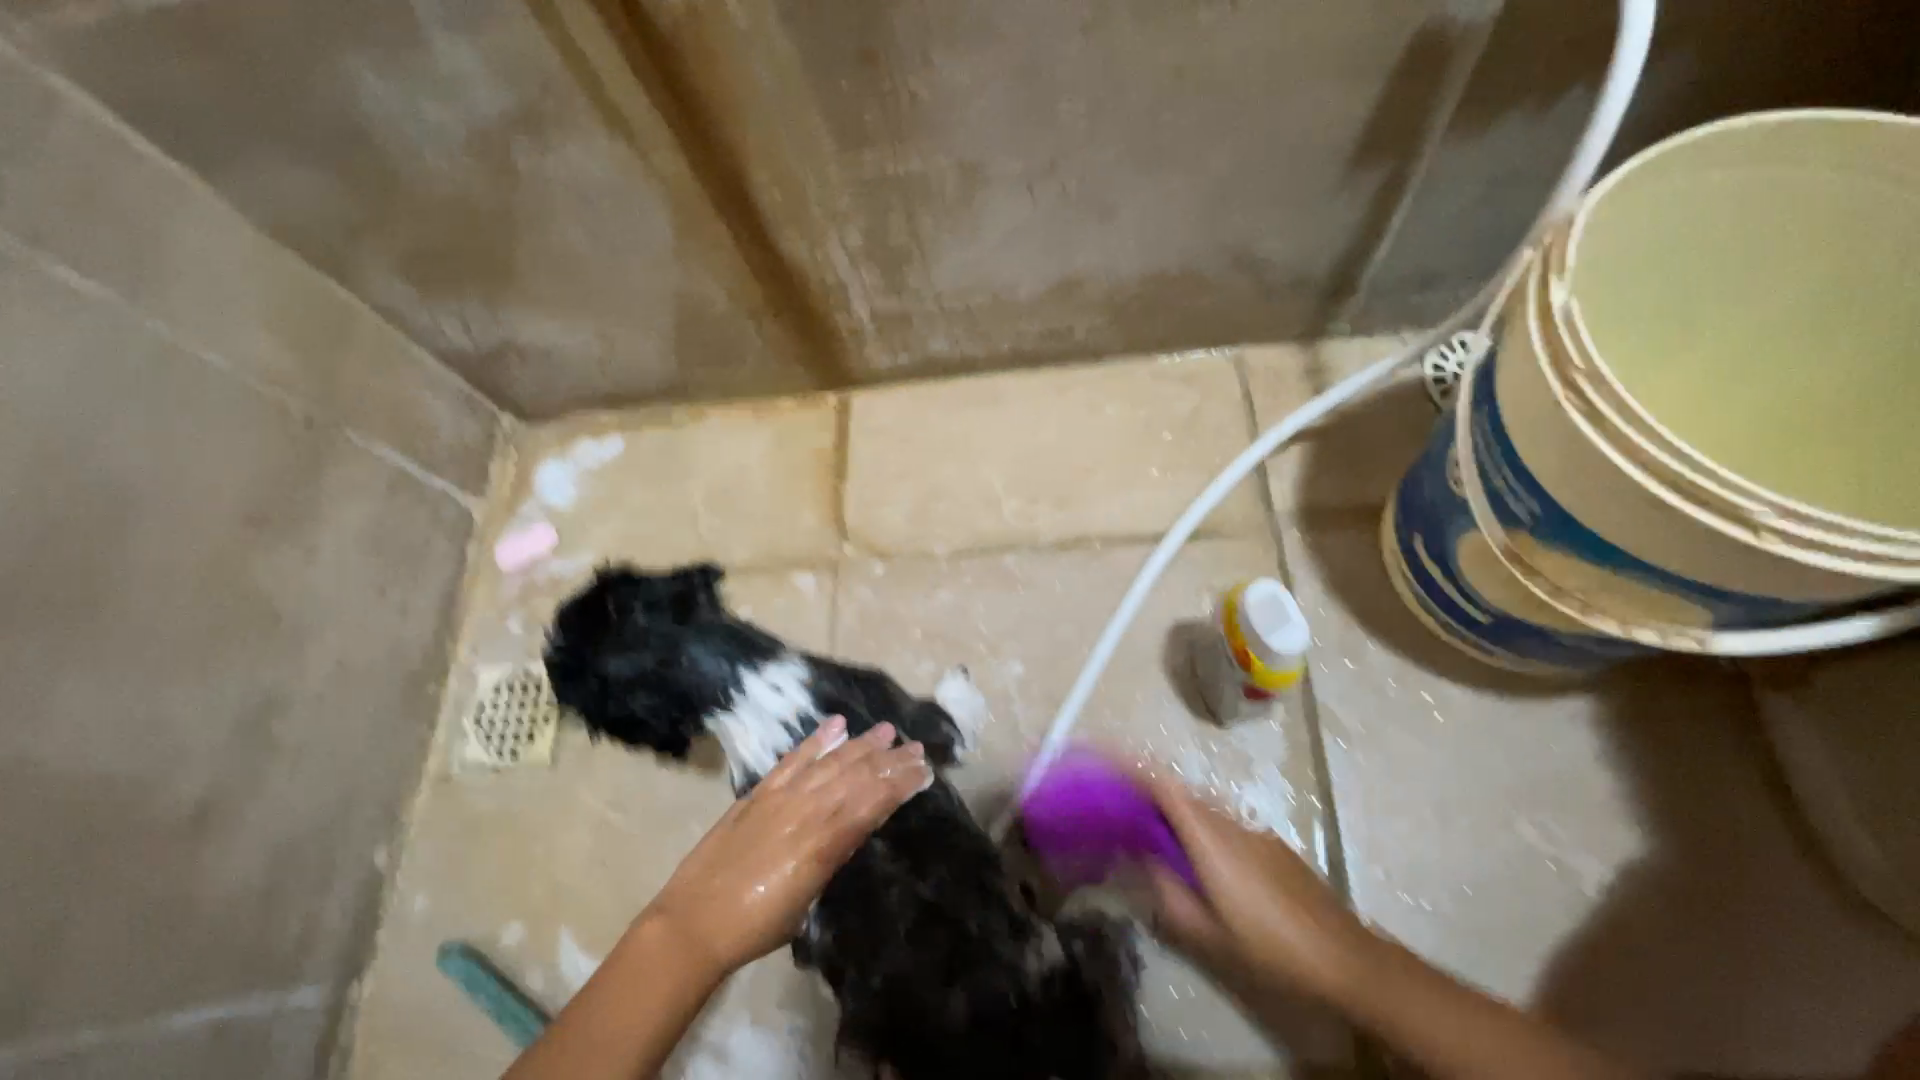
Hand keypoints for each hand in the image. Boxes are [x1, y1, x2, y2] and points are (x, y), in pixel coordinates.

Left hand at [640, 717, 930, 976]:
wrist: (693, 923)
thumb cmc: (756, 927)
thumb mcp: (806, 902)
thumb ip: (831, 858)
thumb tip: (856, 828)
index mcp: (821, 845)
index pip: (871, 805)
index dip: (900, 786)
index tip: (925, 772)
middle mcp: (804, 813)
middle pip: (855, 778)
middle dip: (889, 762)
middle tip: (918, 748)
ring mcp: (779, 799)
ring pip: (829, 764)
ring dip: (861, 746)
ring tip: (887, 731)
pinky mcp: (757, 794)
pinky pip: (792, 760)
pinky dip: (816, 741)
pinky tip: (836, 725)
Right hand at [1133, 771, 1374, 1004]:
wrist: (1344, 960)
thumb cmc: (1269, 949)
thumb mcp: (1205, 933)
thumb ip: (1166, 892)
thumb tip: (1139, 861)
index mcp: (1211, 839)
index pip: (1165, 786)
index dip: (1133, 769)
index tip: (1105, 762)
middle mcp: (1232, 823)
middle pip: (1181, 794)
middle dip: (1146, 794)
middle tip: (1116, 810)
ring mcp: (1256, 832)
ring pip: (1203, 811)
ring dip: (1173, 815)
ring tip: (1149, 839)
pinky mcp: (1272, 847)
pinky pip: (1224, 826)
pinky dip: (1198, 831)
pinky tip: (1195, 863)